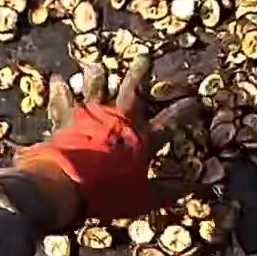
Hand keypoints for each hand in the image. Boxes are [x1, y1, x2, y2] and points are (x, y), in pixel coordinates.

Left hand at [14, 53, 198, 223]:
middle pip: (131, 93)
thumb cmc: (109, 193)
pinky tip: (58, 80)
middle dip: (139, 75)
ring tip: (96, 65)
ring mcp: (90, 120)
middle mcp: (117, 123)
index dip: (183, 112)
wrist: (69, 185)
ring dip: (97, 78)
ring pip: (96, 92)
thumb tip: (199, 186)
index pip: (168, 123)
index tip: (196, 100)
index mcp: (140, 140)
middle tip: (143, 57)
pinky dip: (60, 93)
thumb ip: (170, 190)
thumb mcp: (144, 198)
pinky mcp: (67, 124)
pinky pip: (62, 105)